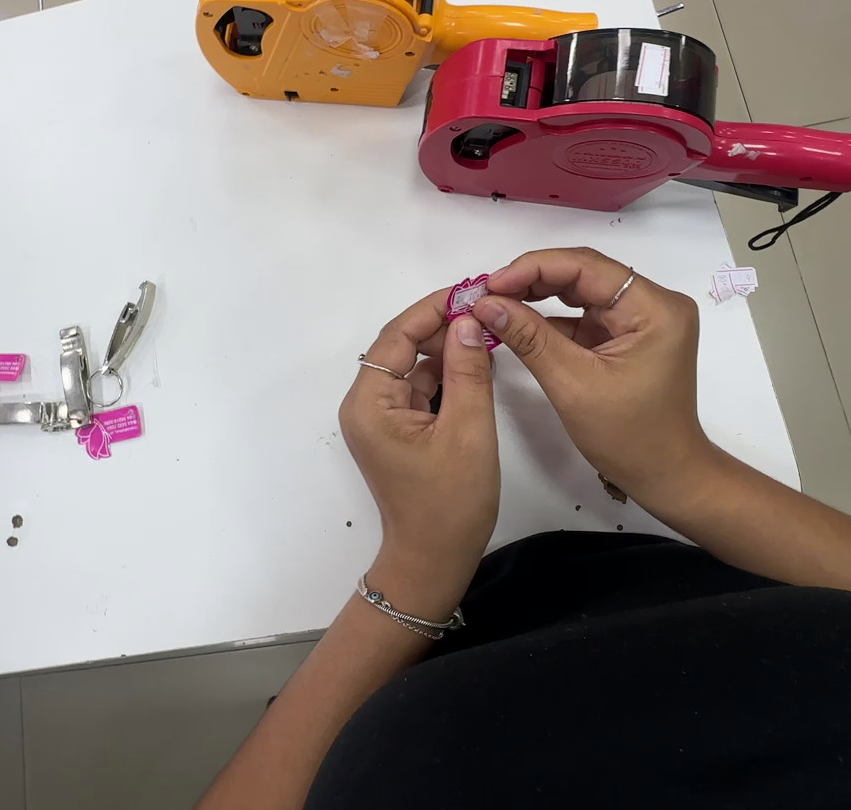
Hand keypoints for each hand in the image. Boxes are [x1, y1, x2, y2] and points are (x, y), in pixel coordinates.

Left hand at [339, 289, 499, 618]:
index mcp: (369, 402)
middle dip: (440, 324)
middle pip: (400, 347)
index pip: (396, 337)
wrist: (434, 560)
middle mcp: (365, 403)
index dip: (432, 308)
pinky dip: (444, 372)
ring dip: (444, 346)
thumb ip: (468, 371)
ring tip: (485, 326)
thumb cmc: (450, 502)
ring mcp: (379, 416)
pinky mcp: (396, 427)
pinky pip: (417, 386)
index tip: (472, 290)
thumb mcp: (468, 430)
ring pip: (411, 365)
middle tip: (484, 305)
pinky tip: (473, 358)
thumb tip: (469, 320)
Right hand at [470, 247, 721, 508]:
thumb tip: (484, 304)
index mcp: (654, 308)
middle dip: (531, 279)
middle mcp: (652, 302)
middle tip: (486, 293)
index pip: (586, 266)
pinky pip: (582, 312)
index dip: (534, 268)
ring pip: (580, 289)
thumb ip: (528, 337)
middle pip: (583, 272)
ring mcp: (639, 317)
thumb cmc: (628, 436)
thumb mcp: (571, 384)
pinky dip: (548, 315)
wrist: (665, 476)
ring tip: (495, 302)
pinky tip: (516, 318)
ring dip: (536, 293)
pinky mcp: (625, 333)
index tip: (491, 284)